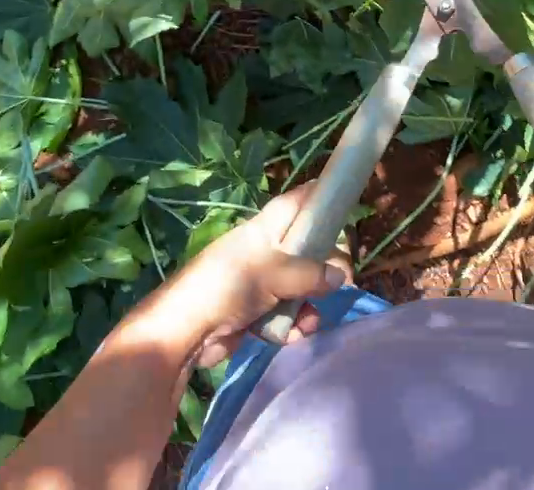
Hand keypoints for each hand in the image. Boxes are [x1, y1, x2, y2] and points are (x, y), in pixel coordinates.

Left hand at [137, 183, 346, 369]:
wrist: (185, 330)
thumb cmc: (228, 285)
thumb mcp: (274, 272)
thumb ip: (310, 273)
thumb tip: (341, 277)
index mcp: (267, 227)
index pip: (299, 202)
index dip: (322, 200)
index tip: (348, 207)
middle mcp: (267, 249)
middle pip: (309, 248)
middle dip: (327, 266)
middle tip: (342, 281)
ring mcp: (262, 281)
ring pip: (302, 285)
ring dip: (310, 304)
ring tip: (310, 321)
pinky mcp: (257, 311)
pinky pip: (287, 312)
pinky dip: (292, 323)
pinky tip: (292, 334)